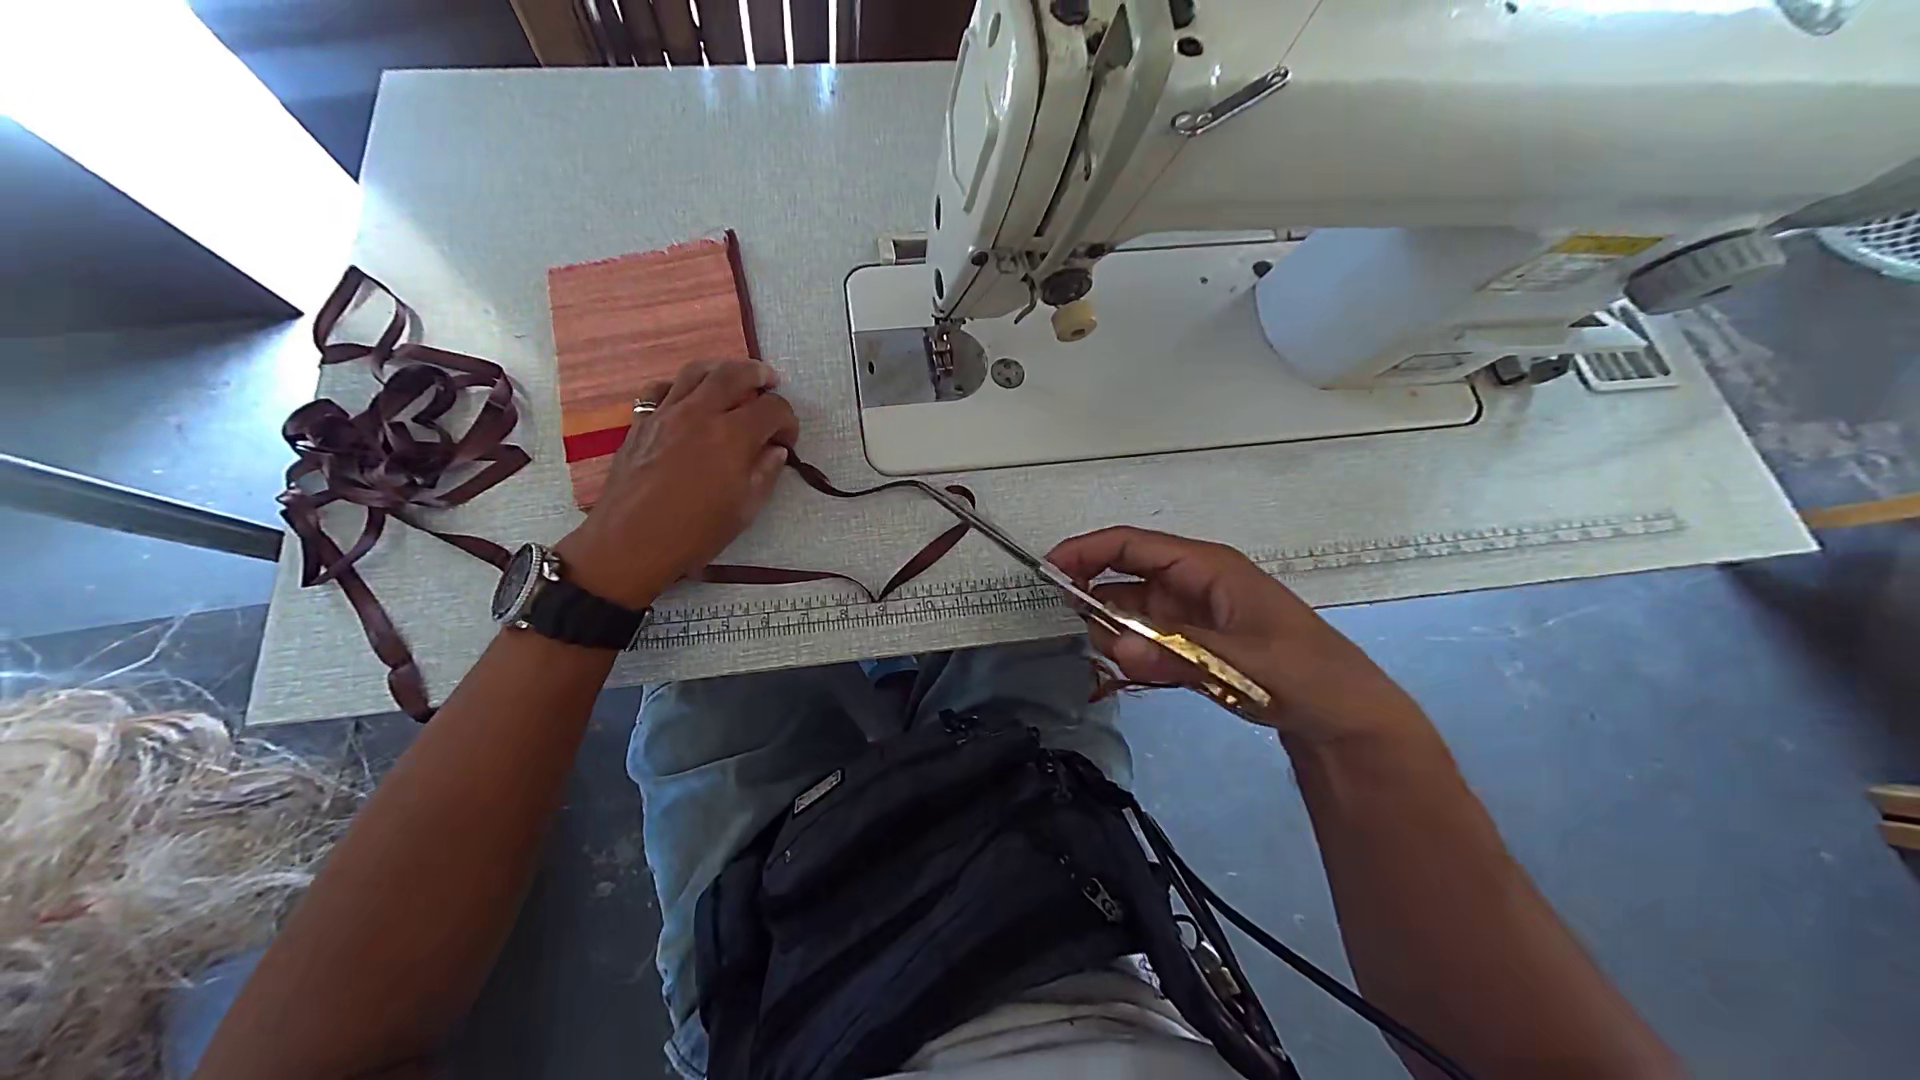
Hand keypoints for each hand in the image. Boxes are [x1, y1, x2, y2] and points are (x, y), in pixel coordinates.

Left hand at [555, 360, 797, 608]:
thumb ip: (765, 473)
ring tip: (733, 379)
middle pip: (734, 374)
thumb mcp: (745, 510)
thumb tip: (775, 450)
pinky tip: (687, 399)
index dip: (787, 420)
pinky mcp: (641, 422)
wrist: (630, 543)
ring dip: (721, 370)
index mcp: (732, 436)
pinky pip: (661, 389)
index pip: (772, 409)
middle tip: (770, 382)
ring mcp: (666, 414)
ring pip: (696, 372)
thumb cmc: (694, 533)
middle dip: (759, 374)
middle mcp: (700, 413)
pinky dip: (679, 386)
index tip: (788, 439)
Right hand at [1047, 527, 1426, 742]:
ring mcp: (1191, 614)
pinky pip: (1145, 640)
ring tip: (1132, 662)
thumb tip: (1116, 647)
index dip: (1088, 550)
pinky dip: (1134, 653)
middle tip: (1087, 632)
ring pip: (1131, 611)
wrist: (1343, 717)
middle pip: (1124, 575)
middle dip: (1097, 599)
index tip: (1050, 570)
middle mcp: (1193, 583)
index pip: (1133, 545)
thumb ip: (1175, 654)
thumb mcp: (1241, 660)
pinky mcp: (1191, 643)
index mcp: (1207, 567)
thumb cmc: (1303, 673)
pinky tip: (1141, 672)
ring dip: (1117, 633)